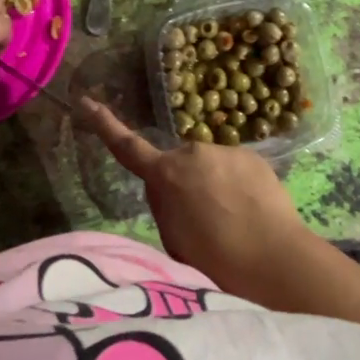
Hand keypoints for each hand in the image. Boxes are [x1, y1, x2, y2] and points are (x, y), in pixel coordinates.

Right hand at [82, 99, 313, 290]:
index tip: (86, 101)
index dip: (104, 125)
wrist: (273, 258)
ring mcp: (225, 151)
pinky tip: (251, 214)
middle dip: (185, 186)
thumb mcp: (173, 239)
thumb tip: (171, 190)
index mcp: (166, 175)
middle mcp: (193, 152)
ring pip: (211, 169)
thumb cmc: (215, 258)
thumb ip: (165, 206)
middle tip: (201, 224)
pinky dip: (239, 189)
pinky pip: (236, 171)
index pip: (127, 147)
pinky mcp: (253, 156)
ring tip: (232, 223)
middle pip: (179, 167)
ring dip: (215, 188)